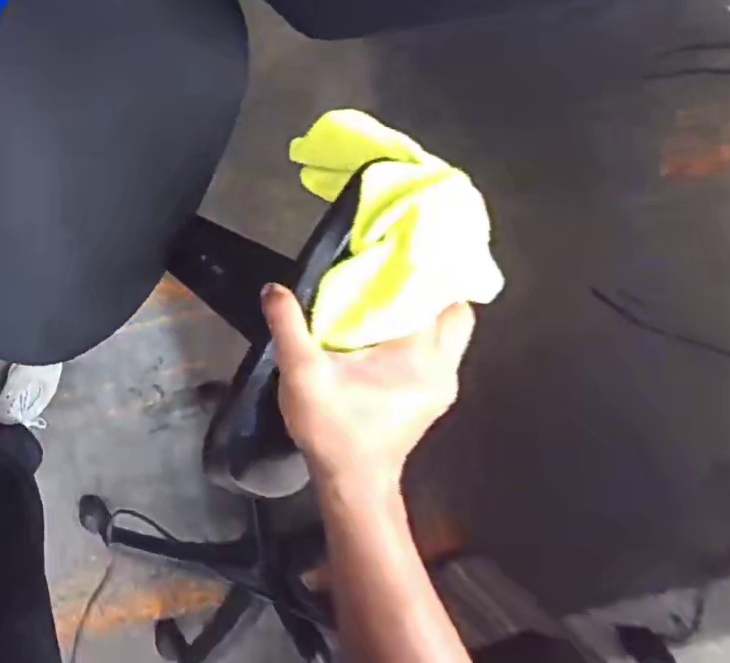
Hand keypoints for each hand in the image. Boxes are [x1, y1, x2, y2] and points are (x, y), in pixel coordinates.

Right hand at [262, 284, 475, 496]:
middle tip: (392, 269)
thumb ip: (288, 325)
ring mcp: (440, 384)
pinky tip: (382, 325)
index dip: (423, 270)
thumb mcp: (301, 372)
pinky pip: (435, 347)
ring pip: (448, 331)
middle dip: (430, 287)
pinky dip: (416, 329)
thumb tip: (274, 288)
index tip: (397, 247)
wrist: (352, 482)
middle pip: (455, 313)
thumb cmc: (333, 428)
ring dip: (422, 309)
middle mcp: (441, 368)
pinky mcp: (430, 394)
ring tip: (384, 290)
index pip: (440, 300)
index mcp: (419, 358)